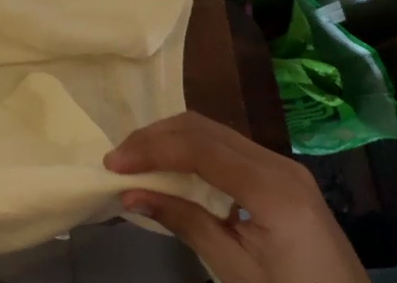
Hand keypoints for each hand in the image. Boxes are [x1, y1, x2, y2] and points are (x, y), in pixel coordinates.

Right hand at [104, 112, 367, 282]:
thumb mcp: (238, 272)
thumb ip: (186, 224)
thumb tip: (130, 195)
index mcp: (272, 189)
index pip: (197, 146)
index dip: (150, 149)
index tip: (112, 164)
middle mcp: (279, 165)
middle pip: (203, 129)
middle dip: (155, 138)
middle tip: (119, 160)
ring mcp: (284, 168)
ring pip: (214, 132)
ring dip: (171, 141)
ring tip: (138, 163)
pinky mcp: (284, 179)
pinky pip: (228, 149)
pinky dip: (193, 152)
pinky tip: (173, 170)